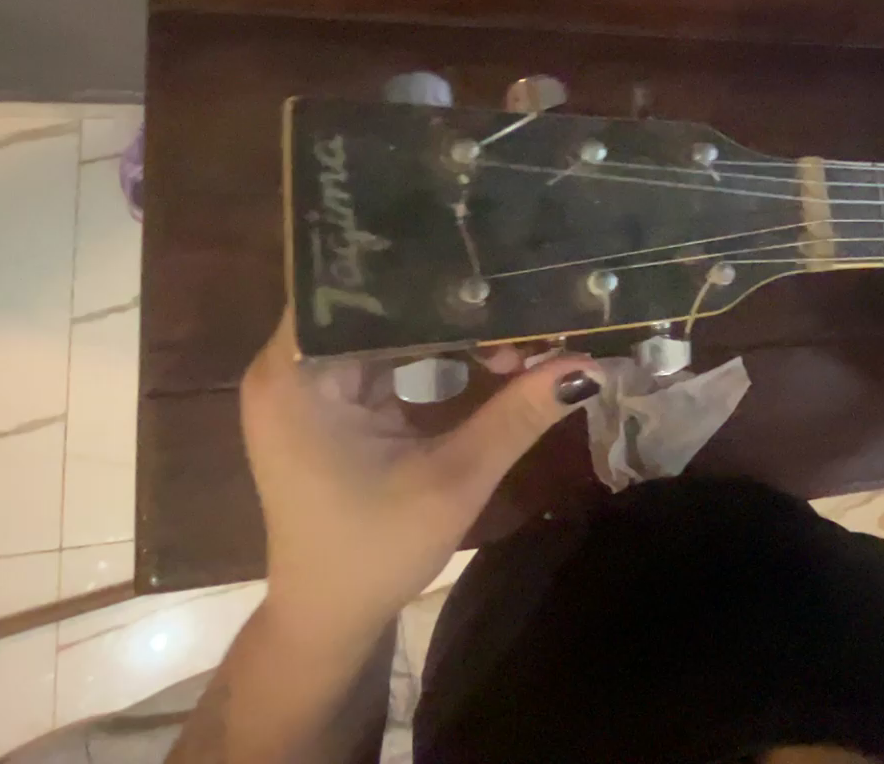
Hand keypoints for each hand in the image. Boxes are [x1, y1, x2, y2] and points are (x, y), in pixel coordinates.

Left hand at [238, 312, 601, 649]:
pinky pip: (392, 352)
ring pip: (391, 325)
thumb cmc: (375, 552)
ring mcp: (312, 380)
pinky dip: (439, 352)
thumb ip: (519, 414)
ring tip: (515, 327)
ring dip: (452, 329)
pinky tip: (487, 351)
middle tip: (523, 298)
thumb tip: (589, 364)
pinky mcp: (334, 398)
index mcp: (298, 374)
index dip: (433, 276)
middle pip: (380, 303)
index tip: (497, 265)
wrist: (329, 619)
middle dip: (454, 304)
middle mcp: (293, 363)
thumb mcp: (454, 479)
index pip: (364, 291)